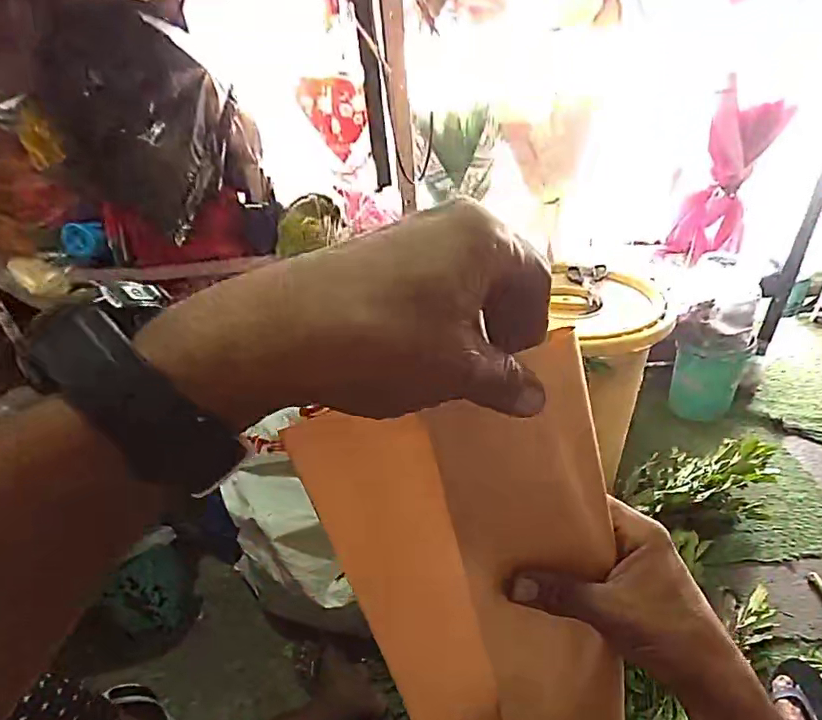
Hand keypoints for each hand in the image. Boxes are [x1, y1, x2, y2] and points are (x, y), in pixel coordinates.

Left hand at [135, 200, 550, 429]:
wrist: (284, 329)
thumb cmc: (390, 344)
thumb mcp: (457, 371)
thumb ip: (503, 381)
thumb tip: (537, 398)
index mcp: (486, 237)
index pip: (535, 278)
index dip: (532, 327)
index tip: (513, 364)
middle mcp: (451, 220)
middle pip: (499, 272)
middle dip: (500, 321)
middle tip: (487, 365)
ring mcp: (407, 230)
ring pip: (460, 277)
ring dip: (466, 320)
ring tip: (447, 361)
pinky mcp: (373, 250)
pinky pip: (424, 279)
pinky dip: (432, 314)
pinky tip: (409, 348)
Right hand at [508, 498, 745, 693]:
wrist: (703, 671)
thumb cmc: (665, 629)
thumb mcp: (607, 609)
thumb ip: (560, 594)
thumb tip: (512, 585)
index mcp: (641, 533)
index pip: (596, 504)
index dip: (562, 504)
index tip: (526, 507)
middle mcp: (638, 544)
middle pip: (590, 531)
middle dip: (556, 536)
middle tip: (516, 537)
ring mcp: (635, 569)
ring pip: (590, 558)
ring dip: (563, 563)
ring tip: (523, 561)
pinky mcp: (630, 592)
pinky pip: (593, 579)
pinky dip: (573, 583)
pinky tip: (546, 590)